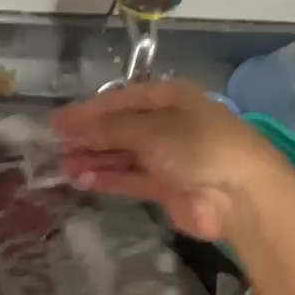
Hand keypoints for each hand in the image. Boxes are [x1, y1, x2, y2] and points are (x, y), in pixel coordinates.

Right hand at [50, 79, 284, 241]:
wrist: (240, 196)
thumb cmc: (198, 147)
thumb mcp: (151, 129)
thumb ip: (108, 128)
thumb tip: (70, 127)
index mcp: (171, 98)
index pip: (121, 99)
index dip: (88, 110)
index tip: (57, 122)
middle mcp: (168, 124)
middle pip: (120, 127)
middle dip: (88, 136)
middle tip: (54, 145)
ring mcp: (167, 158)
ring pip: (122, 155)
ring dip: (94, 159)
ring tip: (62, 166)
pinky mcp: (166, 188)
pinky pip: (130, 179)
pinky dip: (107, 178)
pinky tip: (82, 180)